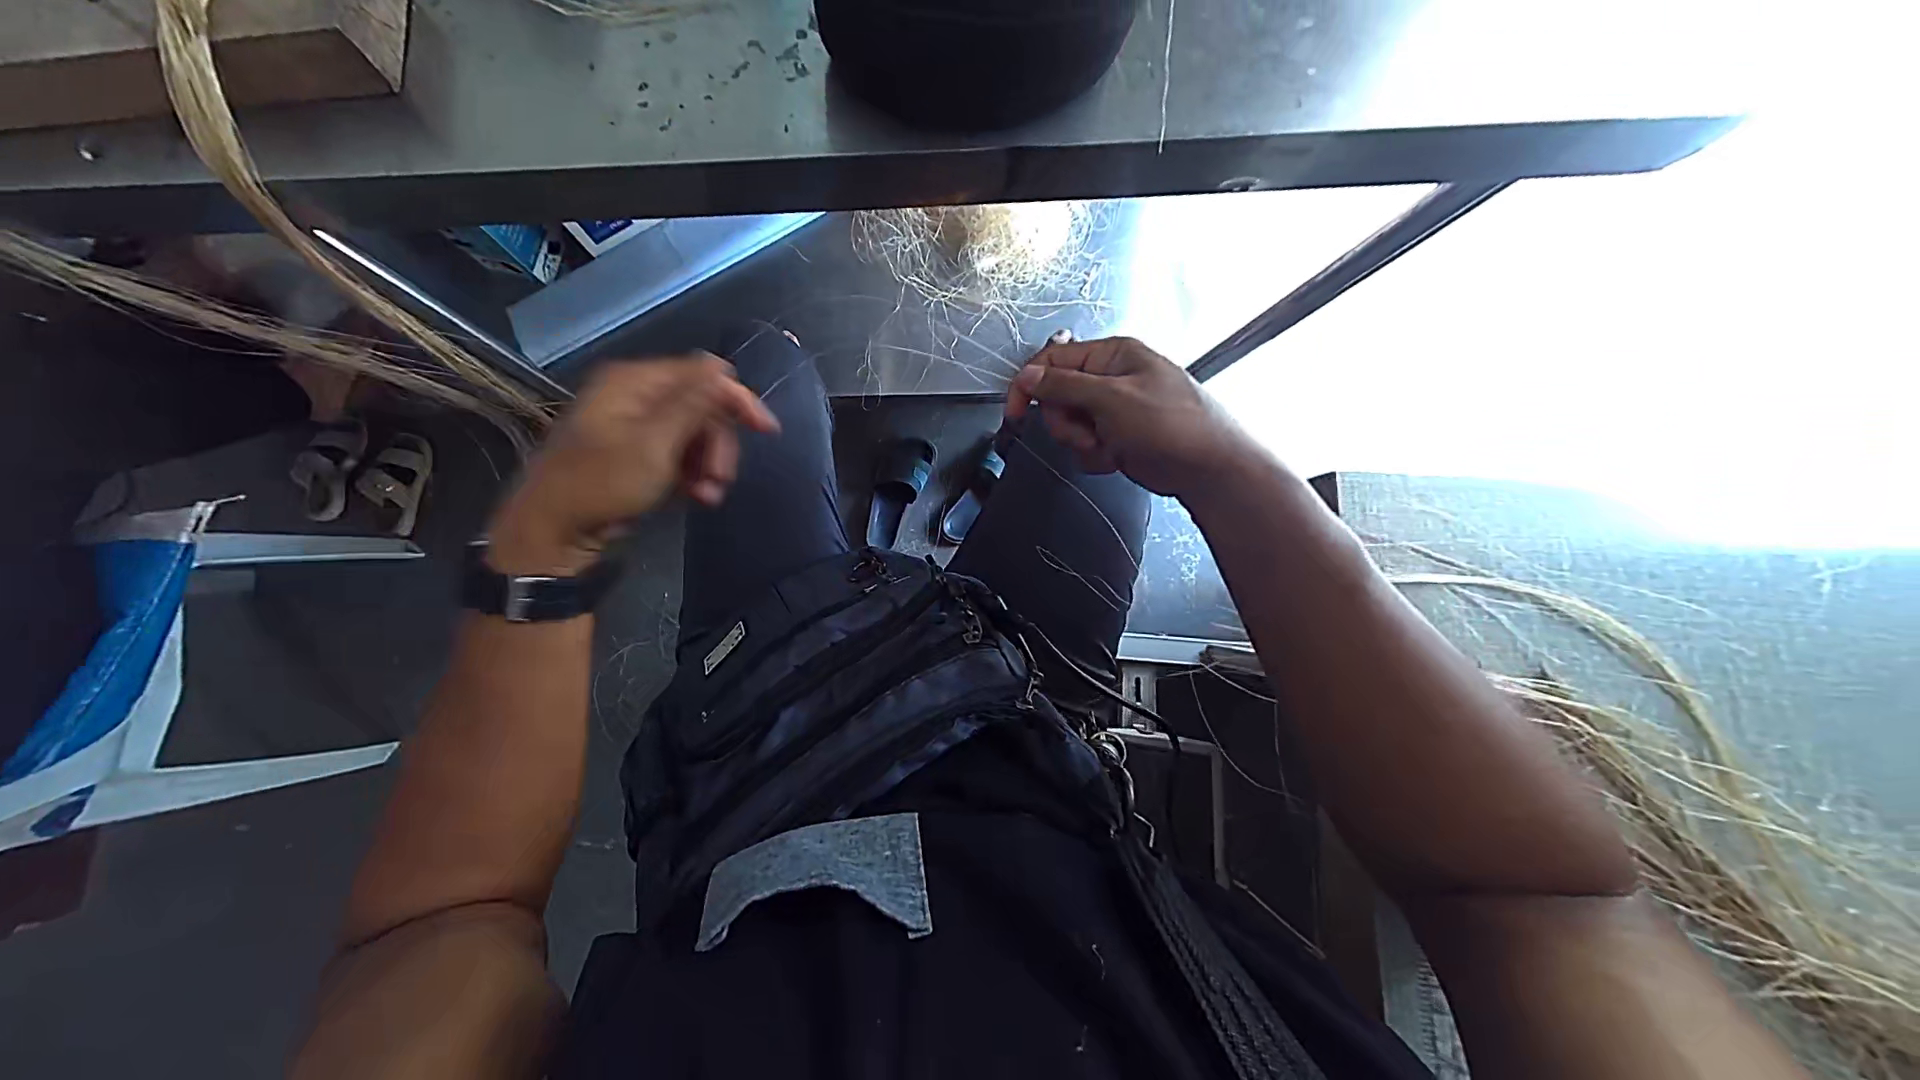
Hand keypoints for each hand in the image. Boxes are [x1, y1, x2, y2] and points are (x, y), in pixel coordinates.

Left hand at [487, 354, 778, 573]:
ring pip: (696, 434)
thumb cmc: (601, 484)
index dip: (737, 398)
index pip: (703, 374)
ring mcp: (637, 426)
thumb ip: (692, 405)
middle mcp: (637, 396)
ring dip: (710, 464)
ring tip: (709, 493)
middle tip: (723, 476)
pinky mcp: (639, 454)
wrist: (553, 532)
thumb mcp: (654, 444)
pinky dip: (695, 474)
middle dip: (719, 443)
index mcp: (635, 382)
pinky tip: (698, 496)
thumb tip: (722, 369)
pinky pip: (681, 454)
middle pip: (703, 407)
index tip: (766, 430)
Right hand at [1004, 336, 1261, 498]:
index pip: (1052, 361)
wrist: (1208, 468)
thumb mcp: (1111, 399)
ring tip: (1110, 446)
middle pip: (1057, 398)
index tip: (1014, 413)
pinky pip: (1086, 445)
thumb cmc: (1172, 424)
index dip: (1028, 387)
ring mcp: (1114, 409)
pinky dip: (1096, 455)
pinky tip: (1119, 457)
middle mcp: (1111, 378)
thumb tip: (1028, 376)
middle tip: (1089, 432)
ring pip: (1070, 426)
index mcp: (1111, 356)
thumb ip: (1063, 386)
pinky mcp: (1118, 435)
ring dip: (1083, 443)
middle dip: (1066, 423)